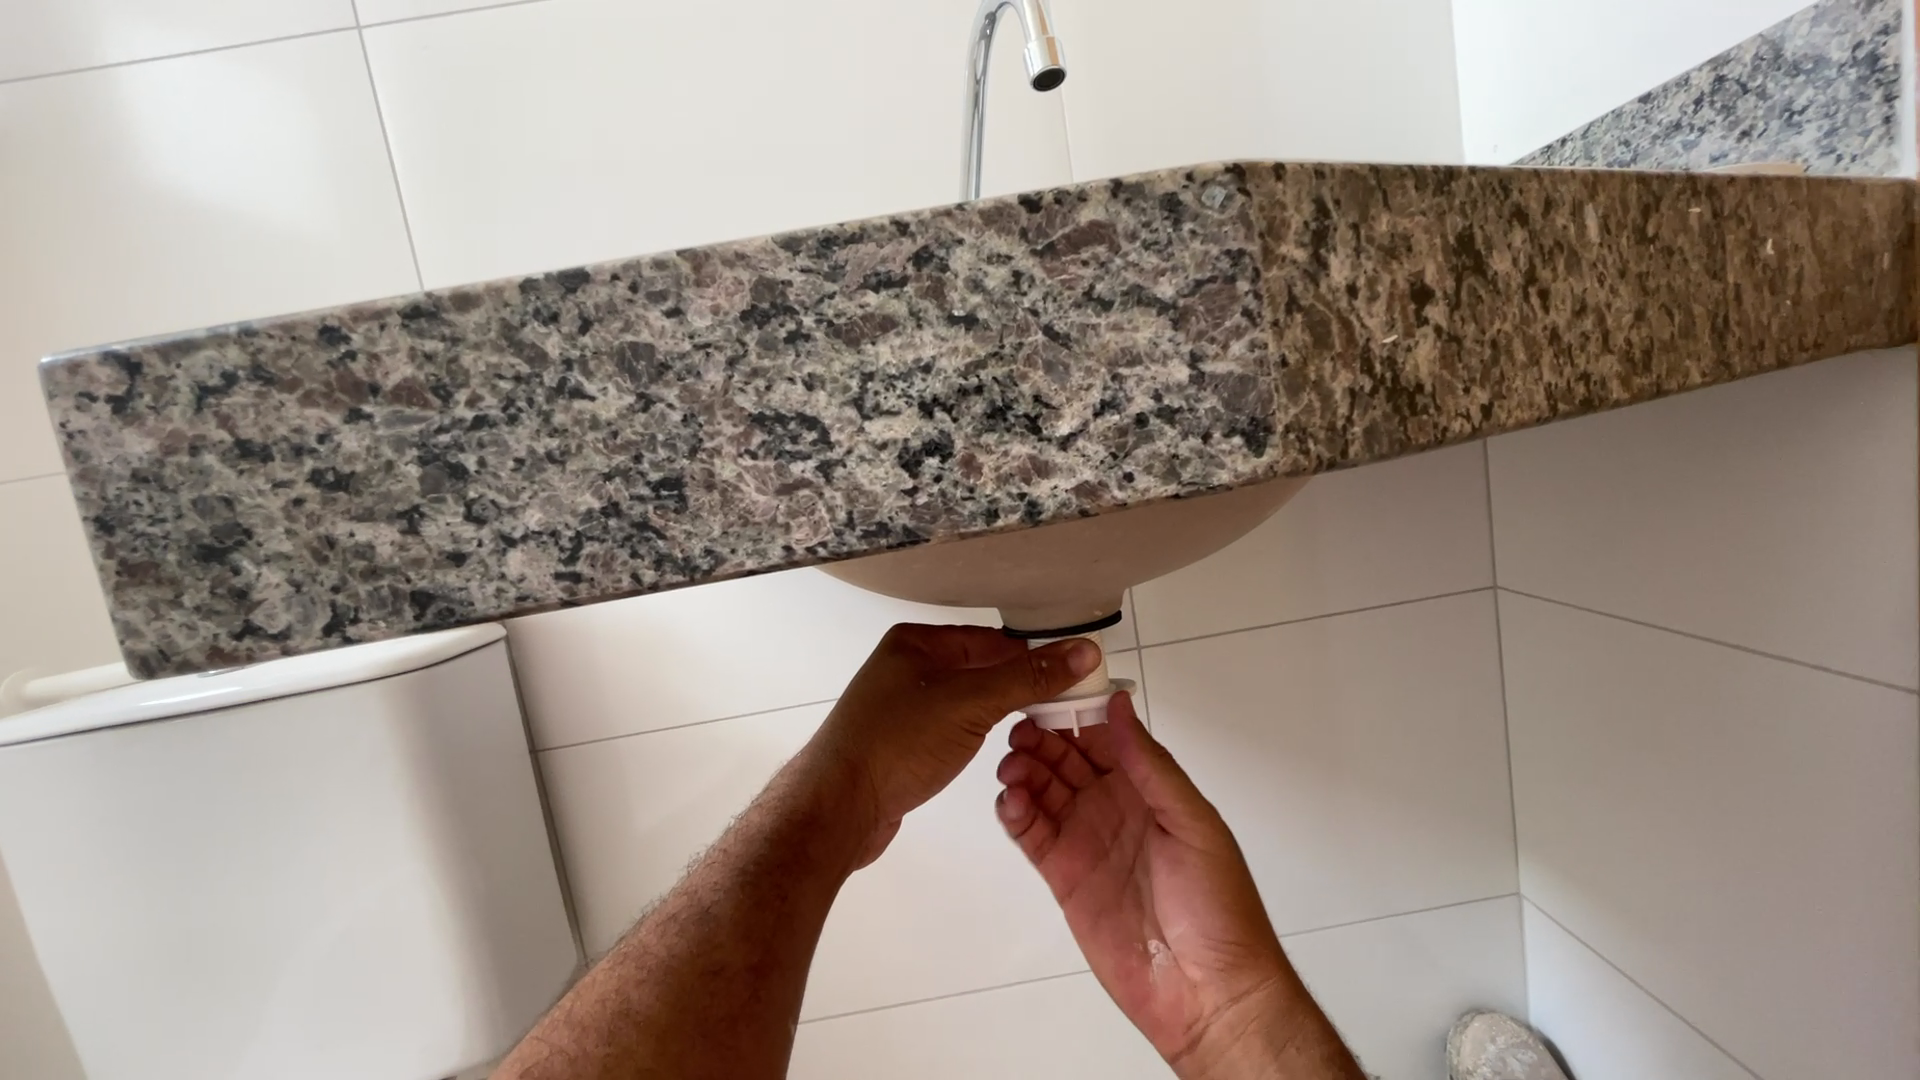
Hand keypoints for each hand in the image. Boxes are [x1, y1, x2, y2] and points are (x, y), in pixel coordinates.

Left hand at [803, 624, 1098, 867]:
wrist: (837, 808)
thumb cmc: (900, 742)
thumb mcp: (970, 703)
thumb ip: (1027, 678)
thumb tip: (1085, 650)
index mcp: (916, 642)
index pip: (990, 640)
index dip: (1033, 654)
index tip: (1075, 673)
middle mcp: (906, 666)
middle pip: (979, 668)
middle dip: (1020, 683)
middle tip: (1068, 703)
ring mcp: (900, 705)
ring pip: (966, 699)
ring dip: (1000, 708)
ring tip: (1042, 723)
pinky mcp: (900, 741)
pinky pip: (950, 725)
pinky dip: (976, 730)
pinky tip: (997, 743)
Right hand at [995, 695, 1363, 1079]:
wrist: (1207, 994)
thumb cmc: (1217, 906)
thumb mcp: (1192, 822)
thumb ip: (1151, 764)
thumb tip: (1120, 705)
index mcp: (1147, 788)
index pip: (1102, 736)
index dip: (1074, 714)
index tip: (1048, 696)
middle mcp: (1113, 806)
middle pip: (1065, 758)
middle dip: (1040, 738)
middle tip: (1019, 732)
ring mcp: (1085, 839)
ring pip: (1042, 789)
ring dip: (1022, 770)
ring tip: (1012, 766)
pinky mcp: (1063, 874)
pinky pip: (1030, 833)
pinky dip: (1014, 812)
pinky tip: (1010, 801)